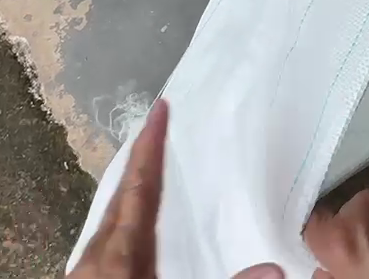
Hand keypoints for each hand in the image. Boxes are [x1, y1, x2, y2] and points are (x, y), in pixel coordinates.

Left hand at [68, 98, 281, 278]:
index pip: (137, 191)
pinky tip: (137, 250)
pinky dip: (123, 237)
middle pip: (116, 207)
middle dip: (138, 171)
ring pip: (105, 236)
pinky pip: (103, 258)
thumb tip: (278, 269)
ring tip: (152, 184)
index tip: (161, 107)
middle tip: (161, 135)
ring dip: (129, 206)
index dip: (149, 148)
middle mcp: (90, 269)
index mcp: (111, 262)